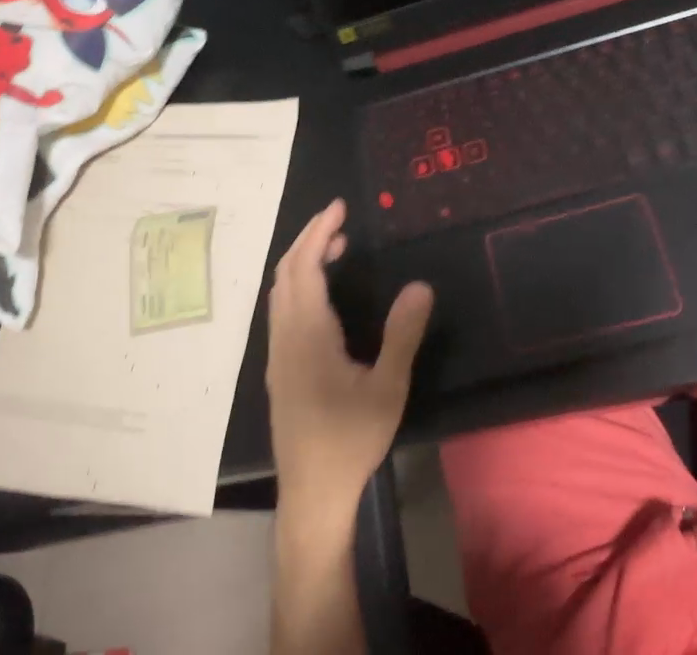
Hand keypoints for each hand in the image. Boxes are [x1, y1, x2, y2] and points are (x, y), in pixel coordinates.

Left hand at [267, 199, 433, 509]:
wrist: (312, 490)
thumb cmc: (351, 438)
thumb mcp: (387, 387)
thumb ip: (402, 334)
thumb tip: (420, 285)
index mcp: (308, 333)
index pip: (305, 266)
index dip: (319, 232)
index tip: (338, 207)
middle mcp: (284, 336)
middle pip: (285, 273)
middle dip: (309, 240)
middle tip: (341, 222)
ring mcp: (276, 354)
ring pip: (280, 293)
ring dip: (302, 263)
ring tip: (336, 251)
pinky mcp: (278, 370)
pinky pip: (281, 310)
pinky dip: (298, 286)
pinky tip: (323, 298)